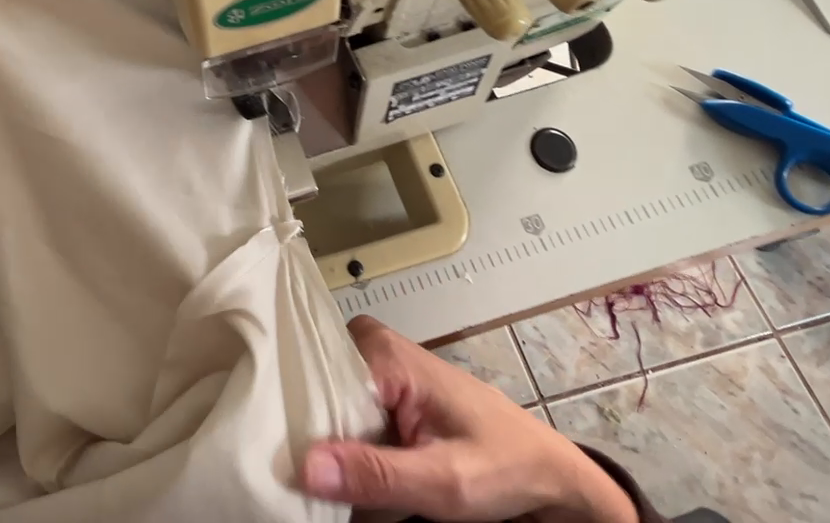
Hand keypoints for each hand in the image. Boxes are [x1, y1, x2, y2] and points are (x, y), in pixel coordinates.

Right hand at [301, 316, 637, 522]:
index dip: (299, 425)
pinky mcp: (380, 392)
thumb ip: (377, 475)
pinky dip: (342, 449)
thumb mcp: (445, 482)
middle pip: (314, 391)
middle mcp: (369, 347)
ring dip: (324, 448)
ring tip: (310, 483)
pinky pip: (343, 415)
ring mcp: (374, 368)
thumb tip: (303, 467)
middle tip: (298, 480)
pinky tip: (337, 479)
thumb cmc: (505, 467)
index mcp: (380, 352)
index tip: (283, 463)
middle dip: (310, 438)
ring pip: (325, 407)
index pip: (313, 379)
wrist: (546, 471)